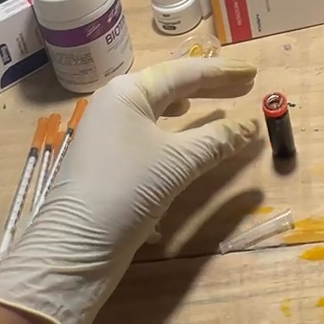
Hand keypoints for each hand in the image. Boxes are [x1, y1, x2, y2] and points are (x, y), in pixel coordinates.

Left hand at [0, 59, 260, 323]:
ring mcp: (109, 130)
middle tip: (246, 84)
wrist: (72, 251)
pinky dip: (175, 126)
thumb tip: (251, 126)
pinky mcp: (108, 158)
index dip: (222, 72)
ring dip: (194, 105)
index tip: (252, 72)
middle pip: (172, 85)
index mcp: (129, 91)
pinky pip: (150, 127)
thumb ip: (217, 139)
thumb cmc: (125, 191)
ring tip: (221, 101)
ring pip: (160, 107)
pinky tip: (184, 131)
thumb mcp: (178, 162)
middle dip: (210, 85)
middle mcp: (117, 102)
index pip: (184, 72)